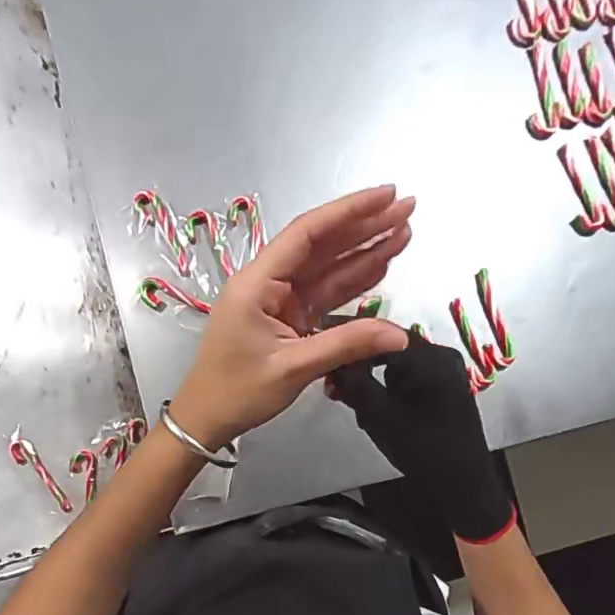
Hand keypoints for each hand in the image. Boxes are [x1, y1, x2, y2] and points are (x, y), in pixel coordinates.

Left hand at [167, 186, 415, 447]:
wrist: (206, 419)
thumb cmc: (238, 392)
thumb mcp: (293, 368)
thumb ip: (347, 345)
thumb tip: (399, 336)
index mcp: (258, 283)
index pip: (307, 234)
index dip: (349, 211)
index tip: (387, 195)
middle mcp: (267, 284)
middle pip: (320, 247)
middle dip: (364, 227)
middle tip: (408, 208)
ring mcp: (277, 302)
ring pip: (325, 270)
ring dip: (362, 253)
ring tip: (403, 233)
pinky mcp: (285, 321)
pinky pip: (322, 296)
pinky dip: (350, 285)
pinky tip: (379, 268)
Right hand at [329, 330, 514, 541]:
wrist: (463, 485)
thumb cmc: (424, 450)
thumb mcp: (381, 416)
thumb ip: (355, 384)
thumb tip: (333, 362)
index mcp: (430, 357)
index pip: (380, 336)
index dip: (350, 346)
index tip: (326, 360)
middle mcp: (441, 356)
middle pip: (387, 350)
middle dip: (361, 370)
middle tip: (339, 391)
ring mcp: (446, 373)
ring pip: (395, 367)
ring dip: (374, 384)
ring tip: (361, 410)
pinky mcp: (444, 390)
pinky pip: (408, 380)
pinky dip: (389, 393)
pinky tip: (380, 417)